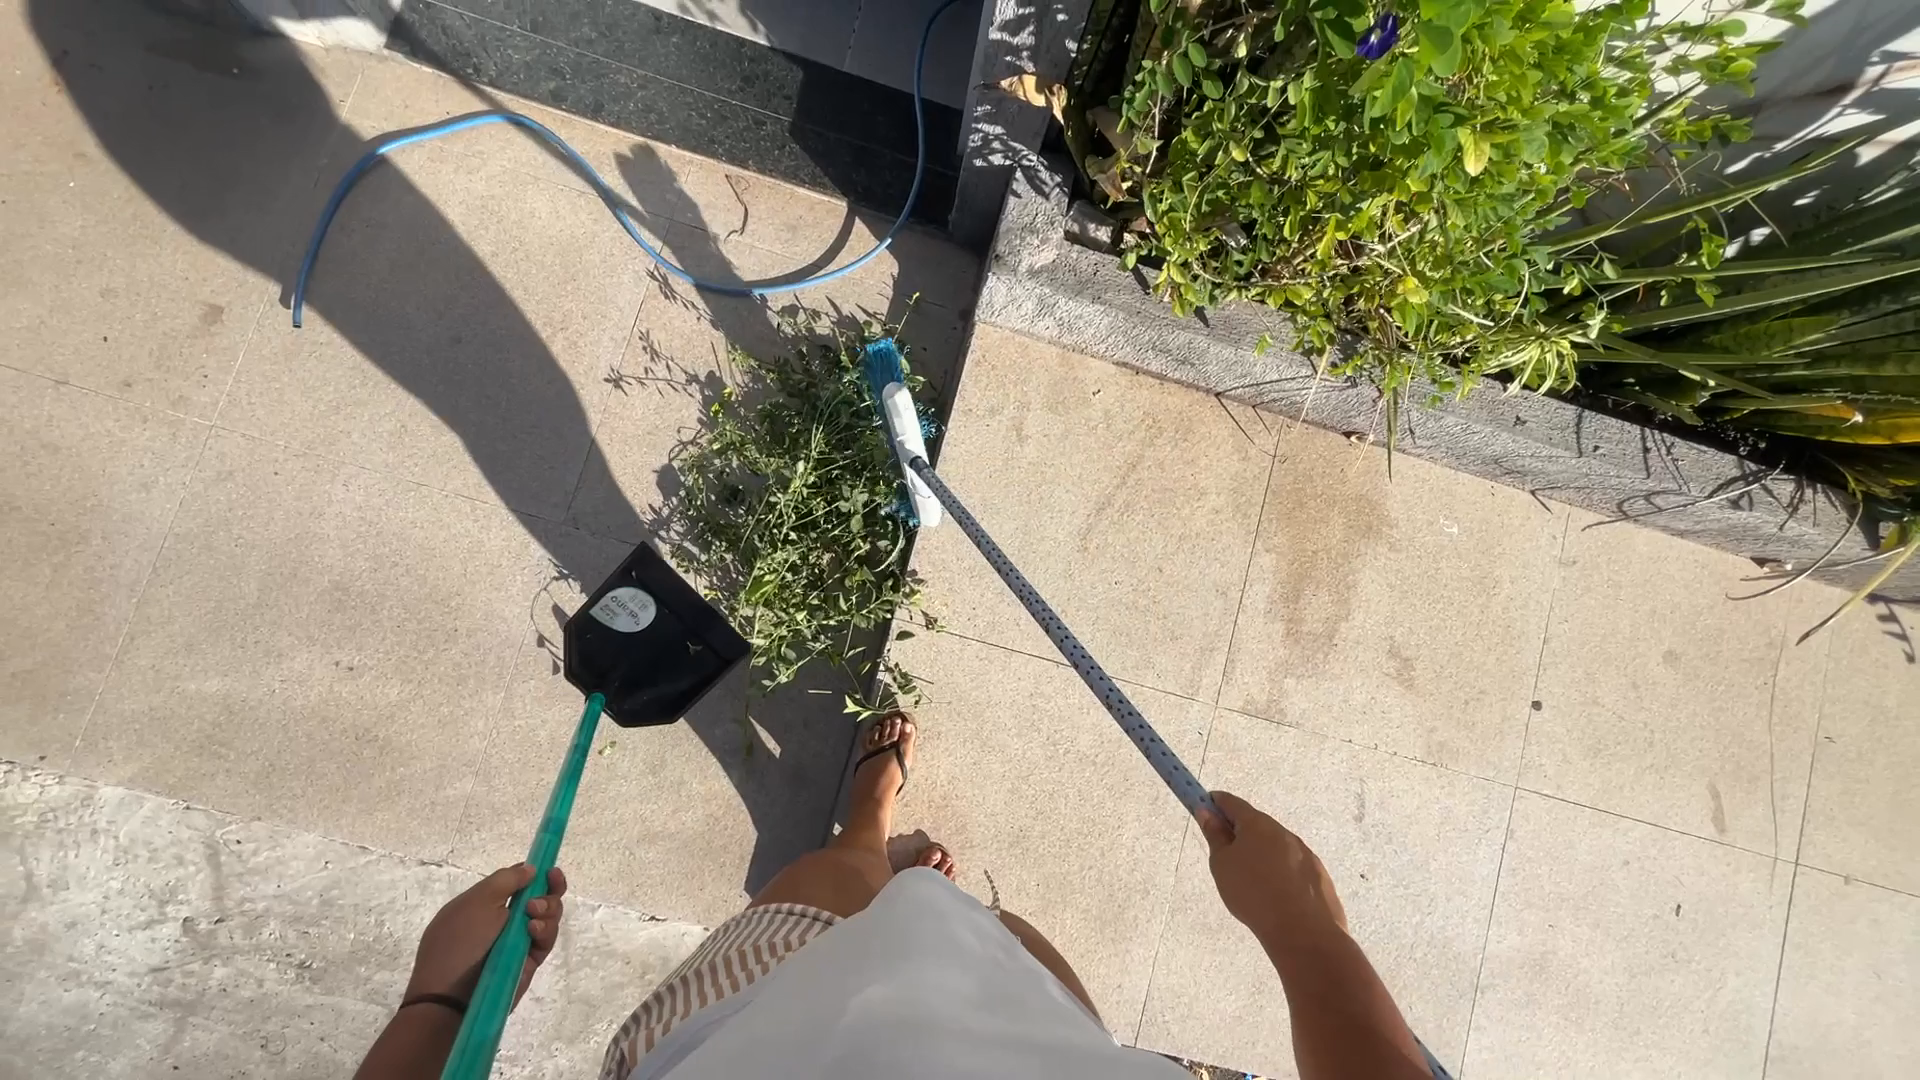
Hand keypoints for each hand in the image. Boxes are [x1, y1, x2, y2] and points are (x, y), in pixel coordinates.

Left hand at [403, 863, 567, 1010]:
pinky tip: (534, 930)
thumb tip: (531, 869)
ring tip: (534, 914)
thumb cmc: (458, 943)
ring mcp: (519, 940)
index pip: (519, 882)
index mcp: (486, 904)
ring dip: (548, 908)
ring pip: (549, 915)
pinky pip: (547, 938)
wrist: (450, 998)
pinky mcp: (530, 959)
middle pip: (541, 895)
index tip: (547, 869)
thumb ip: (506, 879)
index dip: (535, 874)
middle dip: (549, 889)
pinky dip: (545, 930)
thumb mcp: (476, 902)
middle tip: (548, 886)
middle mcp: (504, 920)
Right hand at [1197, 791, 1344, 948]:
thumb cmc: (1252, 893)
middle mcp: (1284, 832)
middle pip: (1257, 824)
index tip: (1205, 808)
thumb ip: (1214, 835)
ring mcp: (1306, 854)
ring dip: (1263, 854)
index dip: (1215, 802)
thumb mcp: (1221, 864)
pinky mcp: (1320, 877)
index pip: (1232, 802)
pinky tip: (1277, 896)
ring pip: (1277, 847)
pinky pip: (1294, 868)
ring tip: (1253, 883)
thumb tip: (1207, 812)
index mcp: (1257, 824)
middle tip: (1226, 854)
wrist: (1304, 933)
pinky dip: (1282, 873)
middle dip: (1240, 832)